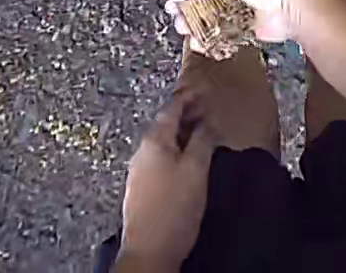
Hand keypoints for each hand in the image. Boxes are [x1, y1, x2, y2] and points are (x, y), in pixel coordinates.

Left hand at [116, 89, 216, 268]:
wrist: (149, 255)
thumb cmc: (174, 209)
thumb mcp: (196, 168)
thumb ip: (202, 139)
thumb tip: (206, 123)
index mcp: (154, 140)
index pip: (172, 108)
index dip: (189, 97)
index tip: (202, 89)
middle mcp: (143, 151)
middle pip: (166, 124)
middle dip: (186, 116)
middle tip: (206, 111)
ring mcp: (140, 172)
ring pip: (164, 143)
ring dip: (182, 135)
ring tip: (201, 134)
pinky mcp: (141, 190)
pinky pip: (161, 159)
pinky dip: (176, 152)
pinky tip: (188, 162)